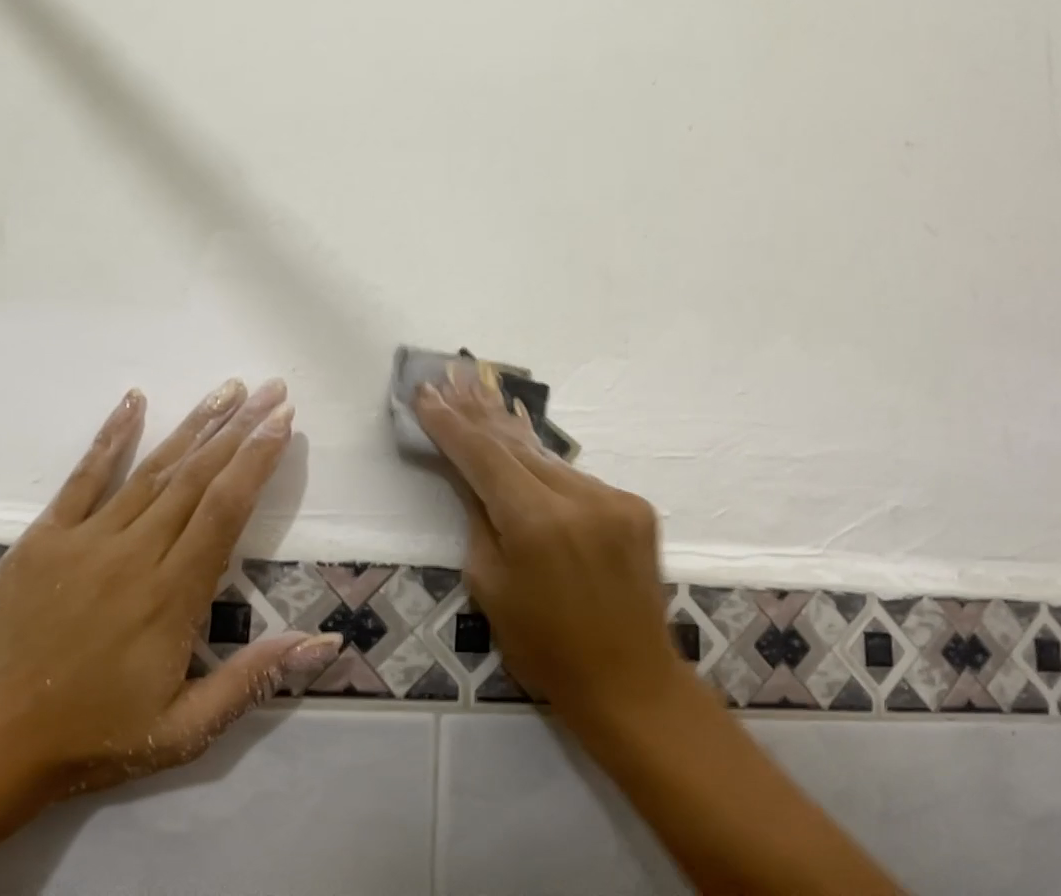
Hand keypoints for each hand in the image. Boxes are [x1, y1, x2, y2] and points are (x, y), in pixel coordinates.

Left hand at [0, 378, 342, 800]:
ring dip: (193, 426)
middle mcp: (134, 554)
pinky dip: (111, 436)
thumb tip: (322, 640)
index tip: (283, 421)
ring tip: (226, 390)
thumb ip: (252, 679)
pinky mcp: (44, 537)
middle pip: (197, 478)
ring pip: (151, 470)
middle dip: (239, 430)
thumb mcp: (184, 730)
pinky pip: (83, 476)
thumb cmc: (92, 738)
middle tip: (271, 389)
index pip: (226, 510)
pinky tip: (134, 400)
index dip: (258, 460)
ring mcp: (85, 539)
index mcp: (172, 596)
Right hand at [412, 370, 677, 723]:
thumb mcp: (489, 585)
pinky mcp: (635, 508)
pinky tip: (522, 450)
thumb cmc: (542, 647)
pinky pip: (575, 480)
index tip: (425, 394)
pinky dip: (544, 470)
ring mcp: (614, 499)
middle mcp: (580, 498)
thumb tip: (469, 476)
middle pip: (516, 445)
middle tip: (451, 378)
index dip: (450, 425)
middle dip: (478, 414)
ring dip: (511, 437)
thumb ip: (479, 519)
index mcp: (536, 523)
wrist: (629, 682)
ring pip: (547, 460)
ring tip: (481, 398)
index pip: (481, 456)